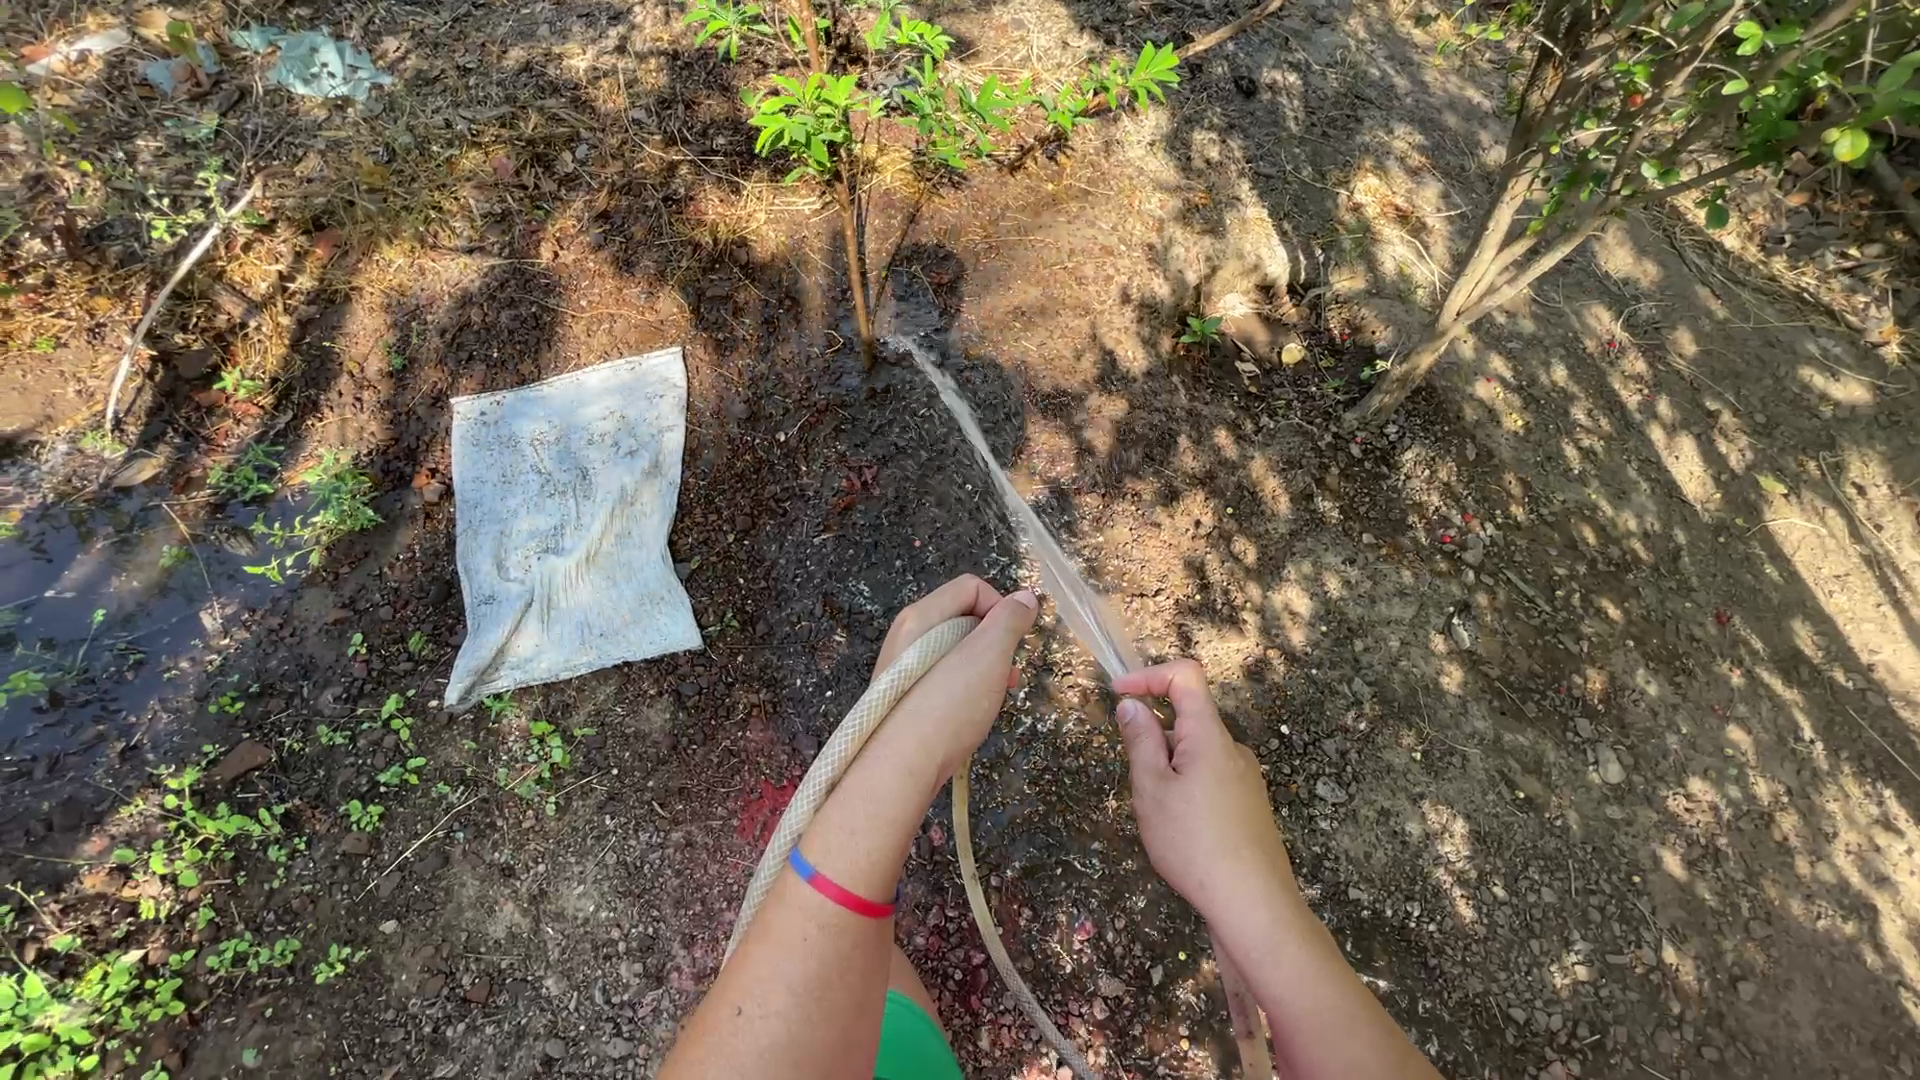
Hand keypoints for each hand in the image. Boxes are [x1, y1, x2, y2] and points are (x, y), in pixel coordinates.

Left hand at [867, 575, 1037, 786]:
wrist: (900, 767)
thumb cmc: (947, 705)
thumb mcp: (988, 655)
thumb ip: (1009, 621)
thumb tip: (1025, 597)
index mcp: (922, 615)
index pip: (972, 587)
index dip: (1001, 607)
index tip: (1013, 641)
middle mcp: (907, 635)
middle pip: (964, 618)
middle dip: (995, 643)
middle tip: (1008, 673)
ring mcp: (903, 668)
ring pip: (957, 651)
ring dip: (985, 668)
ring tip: (997, 696)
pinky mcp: (904, 697)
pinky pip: (943, 677)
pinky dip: (965, 688)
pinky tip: (975, 713)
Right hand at [1114, 659, 1299, 923]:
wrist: (1255, 906)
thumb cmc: (1194, 843)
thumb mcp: (1152, 789)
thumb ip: (1140, 741)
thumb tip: (1131, 705)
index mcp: (1209, 735)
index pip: (1186, 675)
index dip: (1149, 675)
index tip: (1119, 695)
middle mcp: (1233, 749)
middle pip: (1188, 720)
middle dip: (1154, 740)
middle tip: (1139, 786)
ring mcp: (1246, 778)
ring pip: (1196, 754)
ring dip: (1169, 769)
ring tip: (1161, 819)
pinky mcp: (1250, 805)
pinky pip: (1210, 778)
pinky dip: (1186, 788)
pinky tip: (1183, 833)